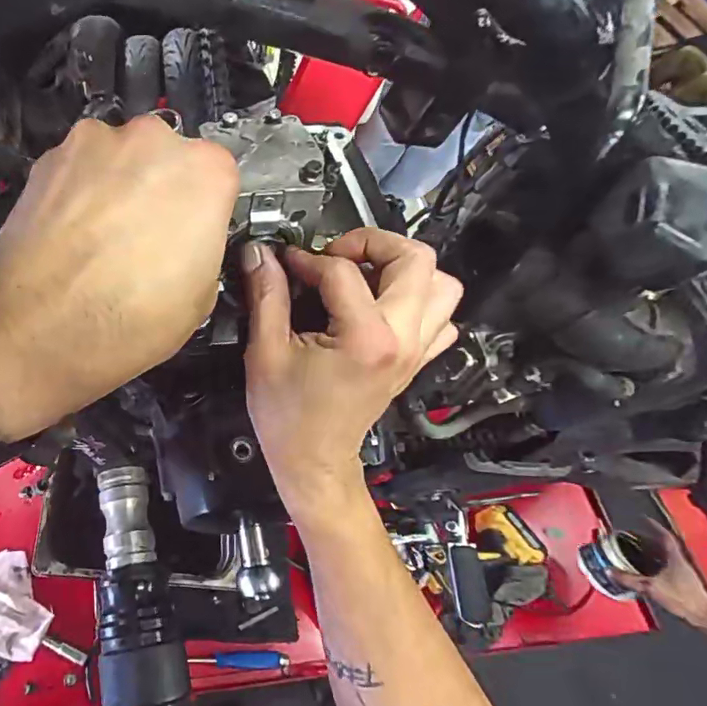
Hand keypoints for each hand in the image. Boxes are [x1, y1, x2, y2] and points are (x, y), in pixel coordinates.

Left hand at [0, 116, 238, 439]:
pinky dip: (85, 192)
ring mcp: (98, 142)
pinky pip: (84, 167)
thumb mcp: (204, 293)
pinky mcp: (51, 157)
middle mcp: (155, 142)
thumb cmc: (128, 319)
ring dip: (124, 187)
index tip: (198, 231)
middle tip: (155, 238)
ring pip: (126, 160)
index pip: (221, 175)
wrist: (36, 331)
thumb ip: (206, 242)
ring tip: (111, 240)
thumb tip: (194, 235)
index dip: (208, 208)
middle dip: (165, 190)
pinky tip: (80, 235)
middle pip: (172, 157)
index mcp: (207, 172)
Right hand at [243, 229, 461, 516]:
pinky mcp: (416, 359)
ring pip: (443, 285)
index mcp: (366, 338)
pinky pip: (442, 318)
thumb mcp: (267, 353)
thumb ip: (267, 296)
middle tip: (340, 254)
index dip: (307, 259)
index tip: (288, 263)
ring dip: (406, 269)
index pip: (343, 270)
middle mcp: (402, 340)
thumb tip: (263, 256)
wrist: (315, 462)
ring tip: (368, 274)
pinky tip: (385, 306)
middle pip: (415, 260)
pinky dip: (421, 302)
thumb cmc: (291, 420)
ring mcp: (415, 350)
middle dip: (374, 243)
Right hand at [610, 522, 706, 626]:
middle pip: (665, 545)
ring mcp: (685, 571)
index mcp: (675, 557)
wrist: (703, 616)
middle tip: (636, 536)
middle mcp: (681, 561)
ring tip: (640, 551)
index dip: (654, 526)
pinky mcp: (685, 581)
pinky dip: (658, 564)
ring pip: (667, 556)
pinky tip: (650, 571)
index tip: (644, 519)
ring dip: (654, 551)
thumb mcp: (651, 587)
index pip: (664, 535)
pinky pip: (669, 566)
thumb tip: (611, 571)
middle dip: (650, 539)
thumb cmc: (681, 598)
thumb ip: (630, 579)